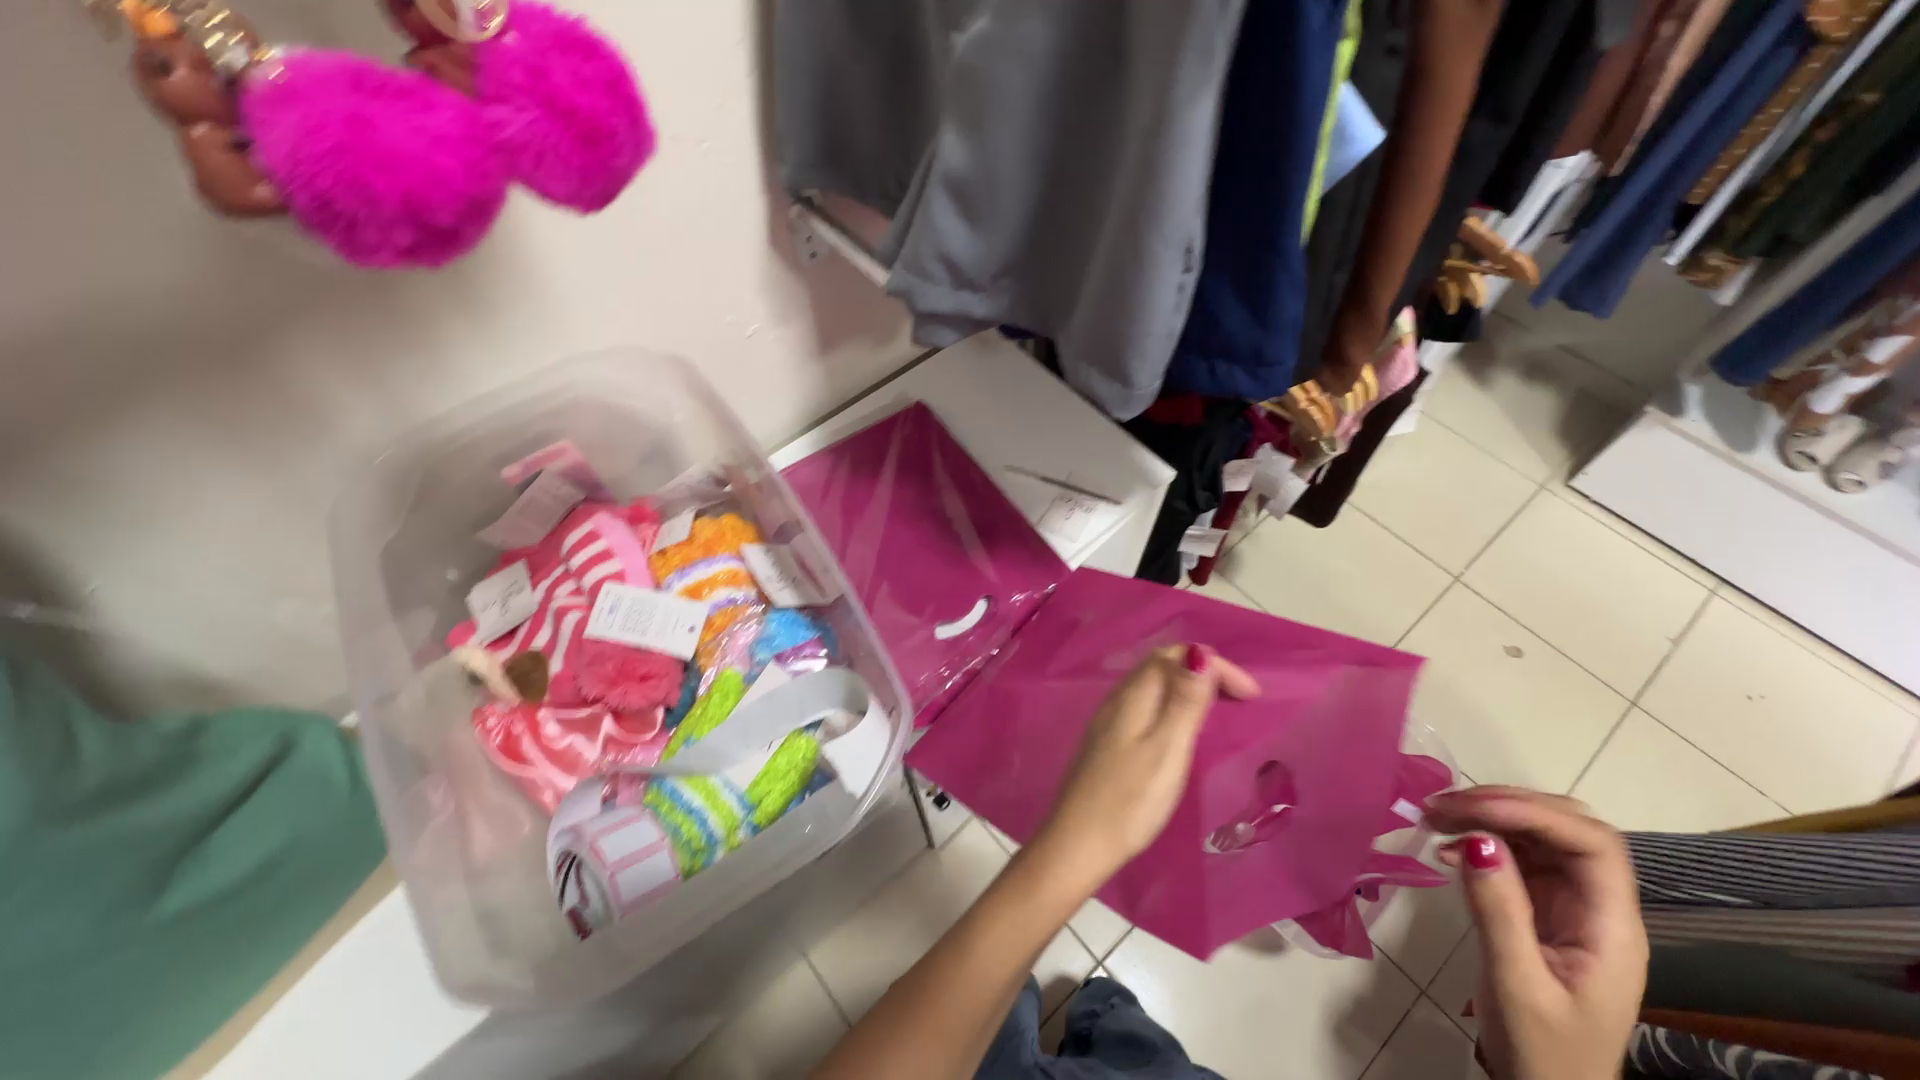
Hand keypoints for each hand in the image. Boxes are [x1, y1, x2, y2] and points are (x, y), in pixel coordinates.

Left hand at [1029, 644, 1259, 889]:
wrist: (1078, 844)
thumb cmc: (1130, 800)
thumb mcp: (1166, 749)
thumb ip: (1184, 701)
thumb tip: (1200, 653)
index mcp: (1132, 696)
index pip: (1174, 656)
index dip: (1215, 664)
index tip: (1251, 696)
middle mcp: (1117, 700)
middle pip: (1162, 666)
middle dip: (1204, 671)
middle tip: (1240, 698)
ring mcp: (1108, 722)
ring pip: (1152, 687)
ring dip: (1188, 688)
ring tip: (1220, 710)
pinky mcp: (1107, 744)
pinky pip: (1145, 707)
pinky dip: (1171, 706)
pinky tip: (1181, 730)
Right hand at [1427, 788, 1647, 1079]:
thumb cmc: (1542, 1052)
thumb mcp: (1516, 984)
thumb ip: (1499, 911)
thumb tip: (1476, 839)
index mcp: (1612, 927)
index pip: (1592, 844)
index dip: (1534, 814)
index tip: (1469, 809)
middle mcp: (1599, 906)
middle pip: (1569, 830)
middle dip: (1508, 805)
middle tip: (1443, 806)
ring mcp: (1572, 907)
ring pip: (1542, 838)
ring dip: (1490, 818)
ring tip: (1435, 817)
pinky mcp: (1544, 911)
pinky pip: (1520, 859)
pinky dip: (1483, 843)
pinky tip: (1448, 849)